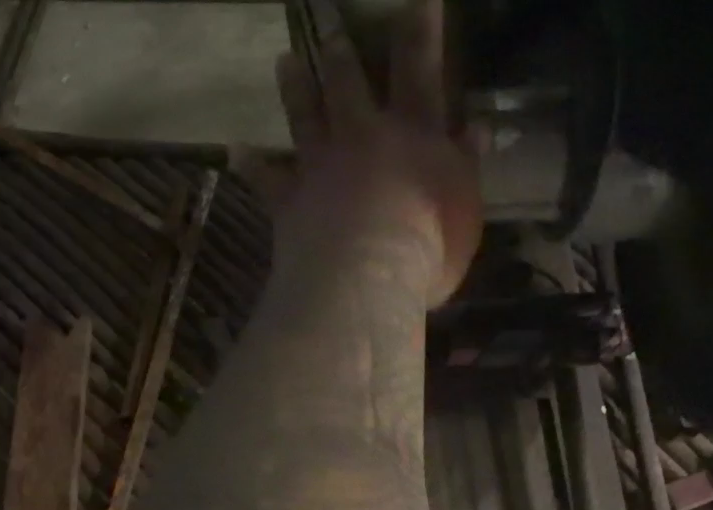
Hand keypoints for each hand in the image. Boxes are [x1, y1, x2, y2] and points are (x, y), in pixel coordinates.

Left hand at [239, 0, 481, 305]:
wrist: (365, 278)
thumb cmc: (427, 249)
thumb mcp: (465, 208)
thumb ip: (465, 166)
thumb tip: (476, 130)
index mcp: (414, 135)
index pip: (420, 70)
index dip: (419, 30)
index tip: (417, 1)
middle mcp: (363, 138)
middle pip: (349, 84)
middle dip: (340, 54)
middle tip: (329, 29)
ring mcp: (321, 166)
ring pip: (305, 116)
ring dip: (295, 87)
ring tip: (285, 60)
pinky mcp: (289, 198)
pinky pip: (265, 178)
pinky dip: (250, 163)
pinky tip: (235, 151)